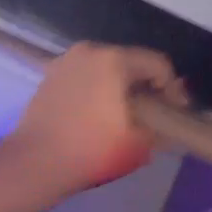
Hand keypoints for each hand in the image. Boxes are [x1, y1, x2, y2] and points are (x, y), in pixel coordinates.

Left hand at [3, 43, 189, 194]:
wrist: (36, 162)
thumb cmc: (92, 150)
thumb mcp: (139, 143)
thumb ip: (163, 127)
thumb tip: (171, 123)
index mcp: (115, 59)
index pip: (158, 64)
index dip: (173, 88)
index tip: (176, 114)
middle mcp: (90, 50)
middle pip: (131, 62)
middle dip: (146, 86)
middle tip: (153, 116)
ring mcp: (67, 60)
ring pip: (107, 68)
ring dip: (120, 87)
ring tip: (124, 116)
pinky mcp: (51, 74)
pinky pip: (85, 75)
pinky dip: (97, 88)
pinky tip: (97, 114)